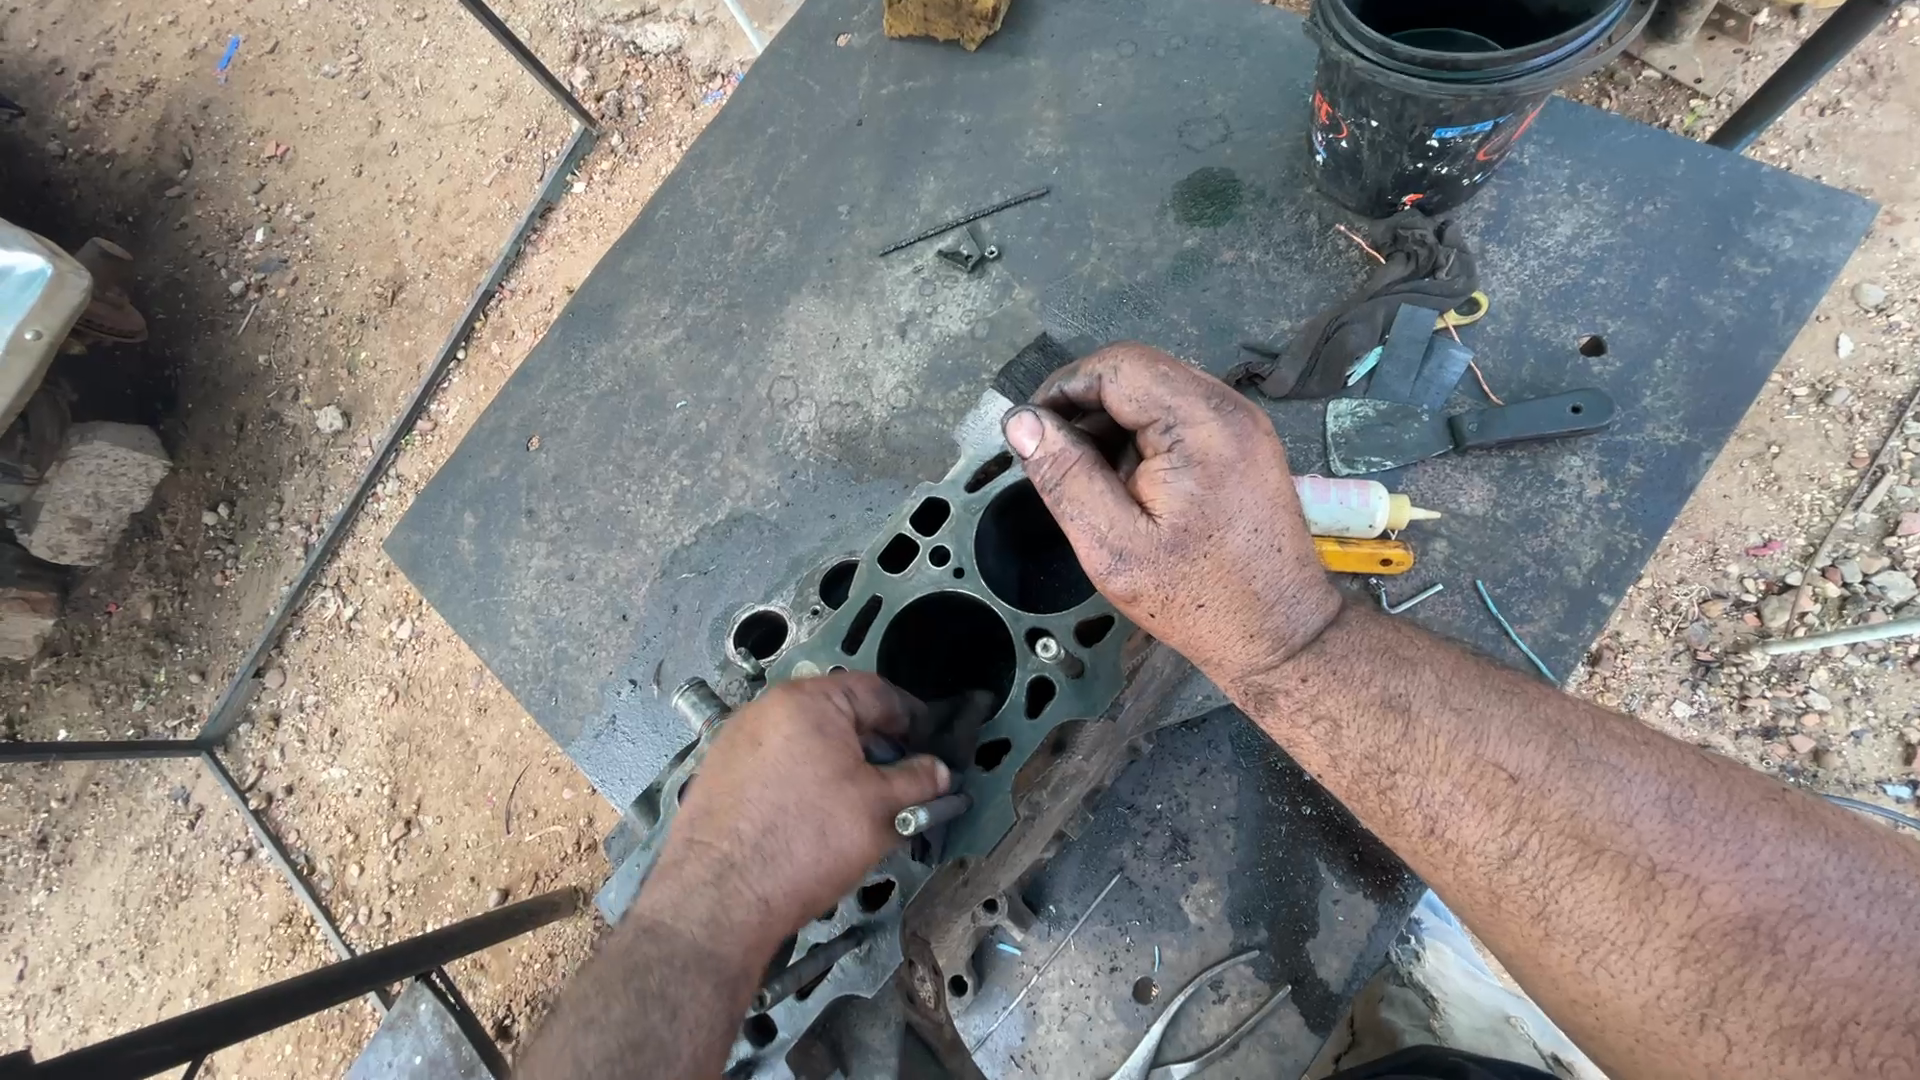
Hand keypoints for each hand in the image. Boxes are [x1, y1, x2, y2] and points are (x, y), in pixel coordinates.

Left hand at [645, 673, 950, 947]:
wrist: (716, 904)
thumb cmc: (802, 845)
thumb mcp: (880, 811)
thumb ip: (919, 782)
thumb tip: (940, 772)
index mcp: (809, 701)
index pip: (876, 691)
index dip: (910, 718)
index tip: (927, 744)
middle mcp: (767, 708)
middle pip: (839, 713)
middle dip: (875, 744)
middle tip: (900, 778)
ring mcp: (737, 740)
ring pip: (806, 741)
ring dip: (839, 763)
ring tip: (860, 804)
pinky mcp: (719, 774)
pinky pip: (776, 763)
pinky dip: (803, 780)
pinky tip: (814, 818)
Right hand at [1000, 343, 1341, 689]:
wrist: (1277, 631)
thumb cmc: (1196, 597)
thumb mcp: (1112, 544)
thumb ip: (1064, 476)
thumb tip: (1021, 423)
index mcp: (1199, 423)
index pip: (1116, 366)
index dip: (1063, 389)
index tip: (1031, 431)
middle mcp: (1228, 408)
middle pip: (1137, 371)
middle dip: (1084, 406)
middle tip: (1054, 457)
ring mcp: (1242, 423)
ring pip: (1155, 391)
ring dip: (1111, 422)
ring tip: (1089, 476)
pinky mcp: (1244, 442)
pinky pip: (1179, 414)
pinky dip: (1141, 435)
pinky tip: (1127, 481)